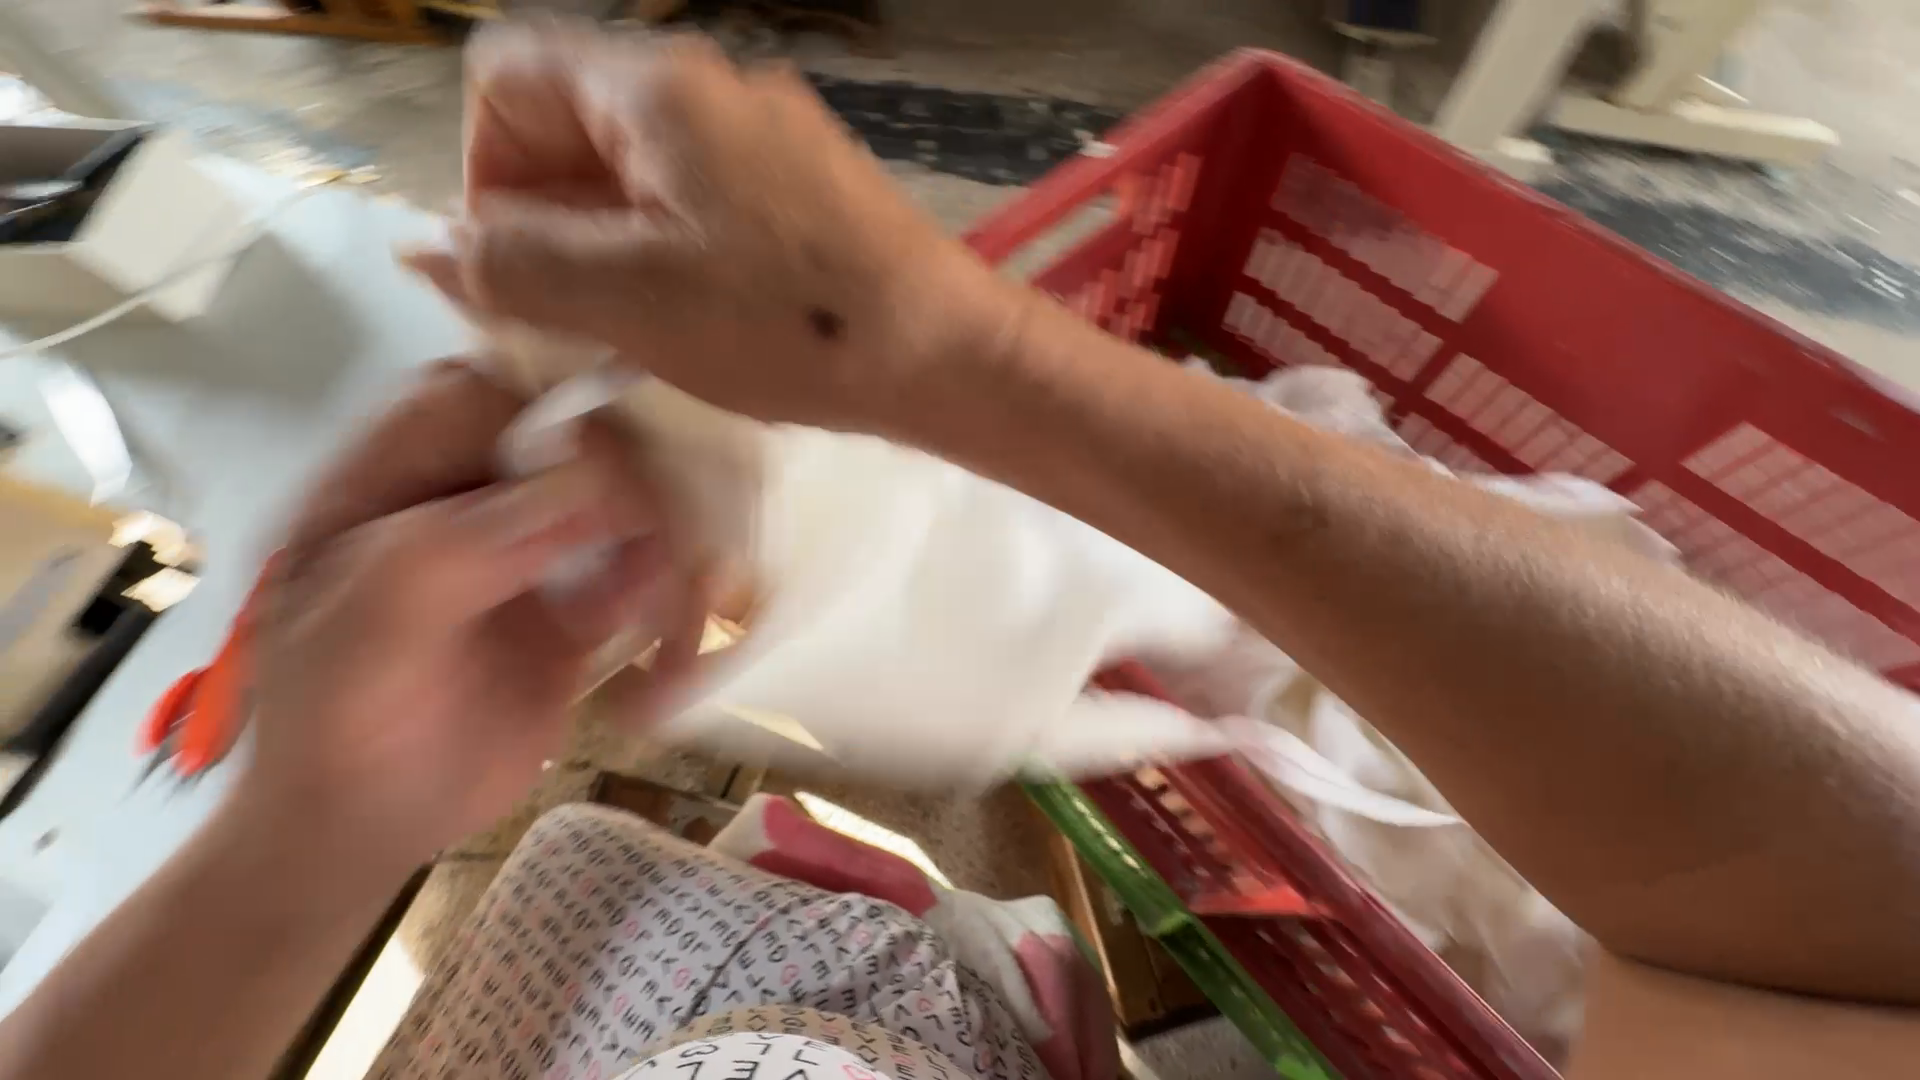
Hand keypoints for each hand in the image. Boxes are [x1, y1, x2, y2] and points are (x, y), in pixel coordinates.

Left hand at [235, 363, 679, 878]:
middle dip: (637, 500)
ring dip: (671, 563)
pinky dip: (680, 612)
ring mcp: (535, 549)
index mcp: (391, 485)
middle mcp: (472, 501)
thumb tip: (584, 491)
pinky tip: (666, 669)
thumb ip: (444, 559)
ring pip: (636, 507)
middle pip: (579, 444)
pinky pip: (655, 576)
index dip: (547, 419)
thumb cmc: (341, 741)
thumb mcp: (359, 650)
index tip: (601, 489)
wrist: (377, 830)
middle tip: (656, 571)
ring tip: (666, 634)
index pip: (476, 398)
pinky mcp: (586, 600)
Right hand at [403, 23, 1019, 436]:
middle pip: (580, 129)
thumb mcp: (632, 298)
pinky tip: (696, 321)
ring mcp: (773, 142)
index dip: (482, 172)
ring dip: (614, 249)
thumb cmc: (786, 322)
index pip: (506, 79)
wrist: (942, 353)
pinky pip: (712, 208)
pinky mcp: (812, 195)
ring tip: (629, 333)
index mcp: (654, 87)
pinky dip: (678, 257)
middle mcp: (715, 91)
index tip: (509, 269)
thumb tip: (429, 249)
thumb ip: (517, 266)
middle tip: (565, 320)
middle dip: (549, 221)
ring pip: (648, 177)